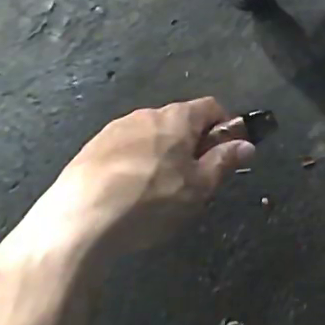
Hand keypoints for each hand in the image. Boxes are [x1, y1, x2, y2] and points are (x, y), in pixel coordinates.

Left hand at [0, 98, 255, 273]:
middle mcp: (145, 114)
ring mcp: (114, 129)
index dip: (224, 127)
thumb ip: (223, 162)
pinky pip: (124, 150)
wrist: (79, 218)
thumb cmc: (149, 201)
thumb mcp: (197, 188)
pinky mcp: (91, 148)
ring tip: (157, 195)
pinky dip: (133, 165)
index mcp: (176, 118)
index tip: (225, 154)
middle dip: (191, 145)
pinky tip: (127, 196)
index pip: (211, 106)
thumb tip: (246, 144)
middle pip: (179, 121)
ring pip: (149, 136)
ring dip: (160, 155)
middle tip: (193, 182)